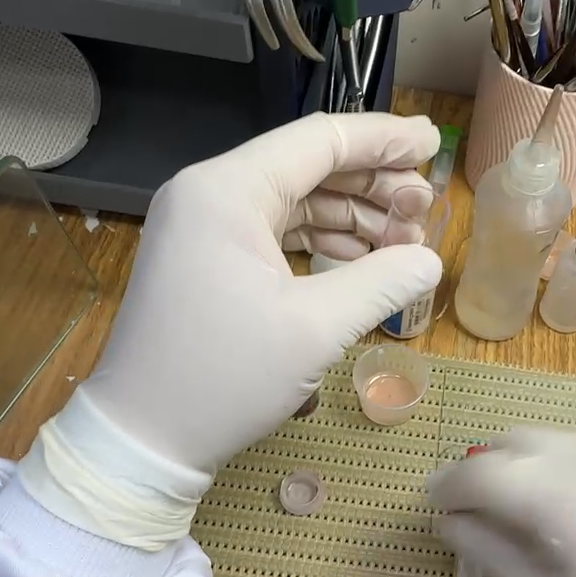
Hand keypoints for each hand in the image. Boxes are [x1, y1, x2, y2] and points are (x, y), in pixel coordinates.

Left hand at [19, 113, 443, 547]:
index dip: (383, 139)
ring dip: (350, 217)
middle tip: (425, 210)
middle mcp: (210, 193)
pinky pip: (273, 232)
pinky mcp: (205, 259)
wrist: (143, 437)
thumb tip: (430, 260)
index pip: (319, 140)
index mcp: (228, 190)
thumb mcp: (316, 329)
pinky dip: (319, 241)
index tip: (431, 142)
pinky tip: (360, 260)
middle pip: (307, 167)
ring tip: (403, 242)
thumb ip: (382, 282)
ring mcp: (203, 226)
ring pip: (293, 200)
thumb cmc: (225, 378)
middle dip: (372, 185)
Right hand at [429, 429, 575, 576]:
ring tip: (518, 511)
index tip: (432, 508)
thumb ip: (497, 559)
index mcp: (574, 500)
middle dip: (484, 467)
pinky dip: (564, 467)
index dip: (448, 487)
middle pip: (518, 439)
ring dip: (524, 464)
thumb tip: (450, 525)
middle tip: (468, 509)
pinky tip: (571, 510)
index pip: (486, 473)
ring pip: (557, 439)